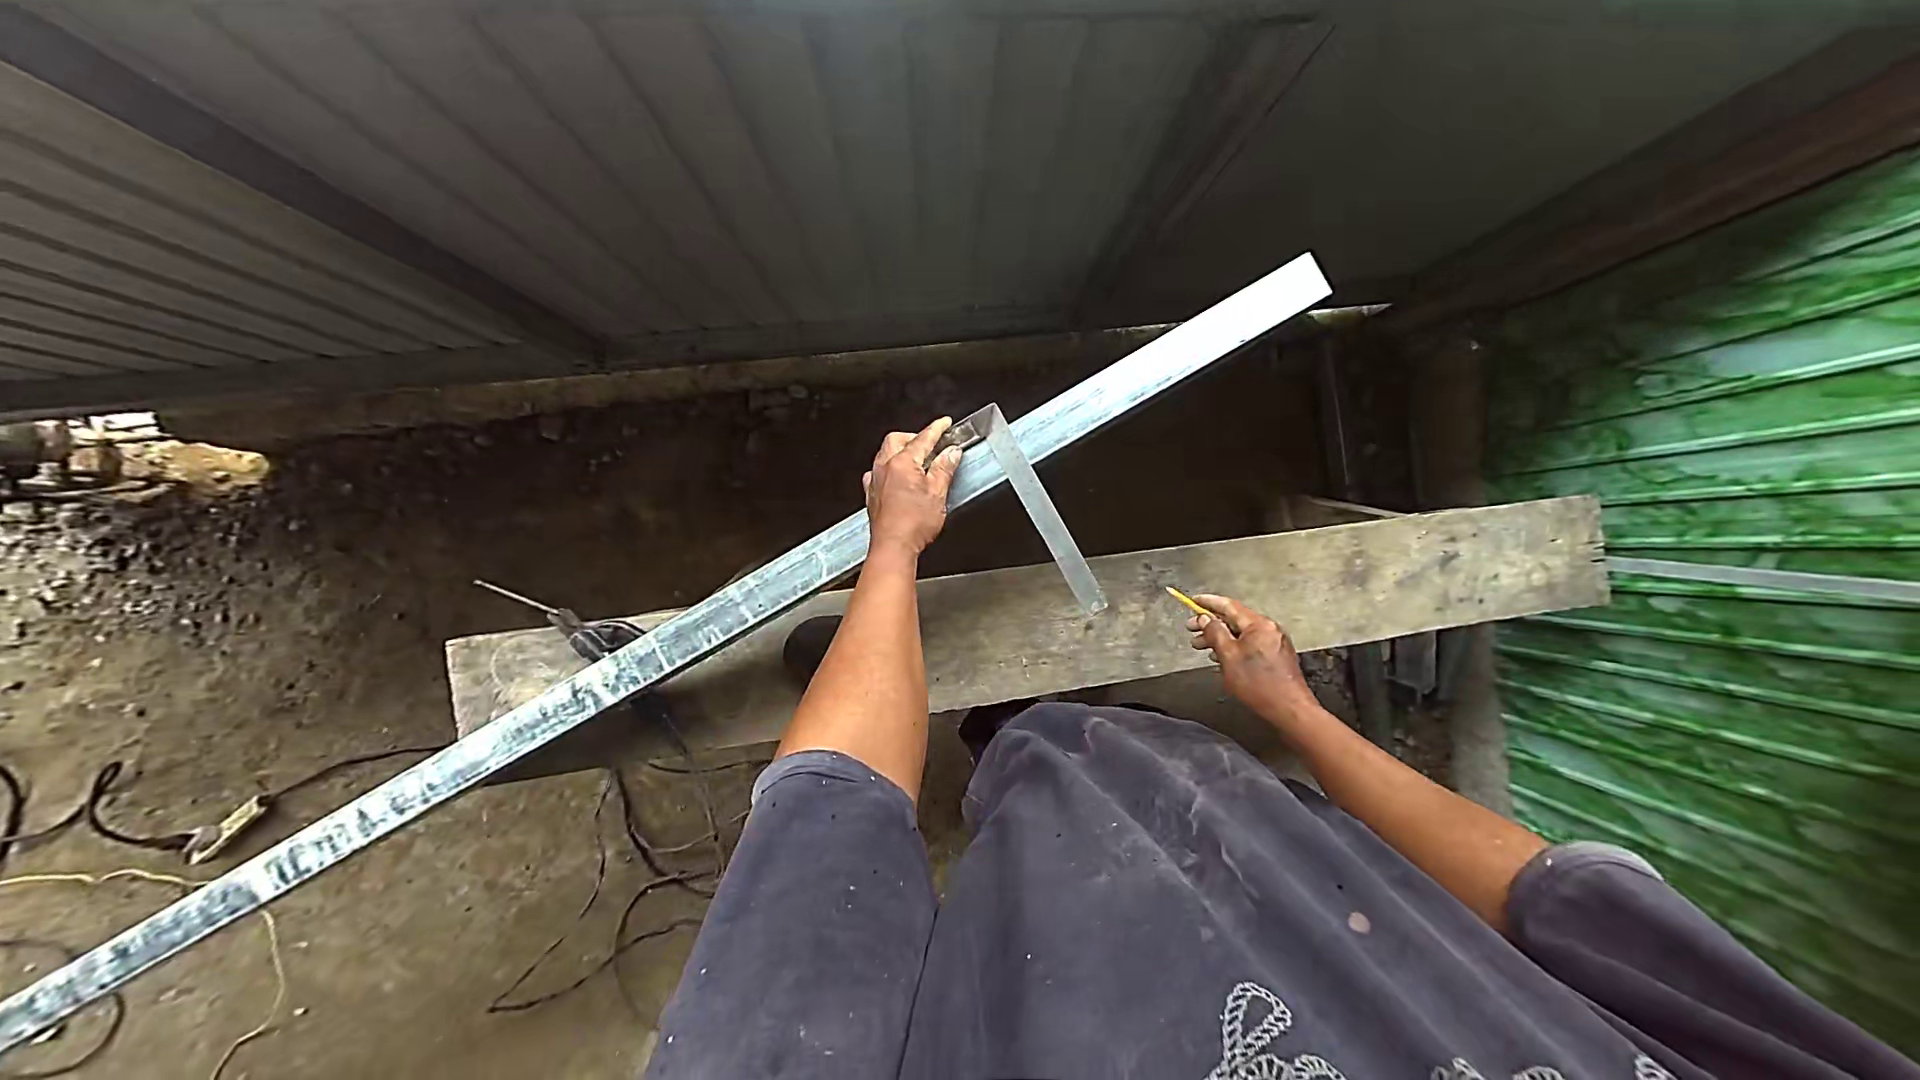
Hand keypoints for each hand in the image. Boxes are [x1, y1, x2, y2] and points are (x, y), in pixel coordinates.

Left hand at [863, 416, 963, 557]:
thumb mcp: (938, 493)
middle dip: (915, 437)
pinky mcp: (871, 494)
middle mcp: (884, 467)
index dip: (936, 429)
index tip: (944, 424)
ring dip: (901, 451)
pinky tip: (899, 478)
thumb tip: (951, 453)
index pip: (922, 438)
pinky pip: (878, 471)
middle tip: (931, 443)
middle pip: (897, 440)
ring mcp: (875, 480)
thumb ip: (944, 469)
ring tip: (918, 460)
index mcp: (902, 463)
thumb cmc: (912, 525)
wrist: (893, 547)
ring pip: (886, 453)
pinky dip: (890, 468)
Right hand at [1189, 594, 1320, 728]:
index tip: (1194, 601)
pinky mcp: (1276, 655)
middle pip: (1235, 619)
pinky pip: (1250, 643)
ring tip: (1201, 645)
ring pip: (1241, 633)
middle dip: (1211, 623)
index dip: (1208, 602)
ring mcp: (1275, 642)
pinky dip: (1233, 645)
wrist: (1288, 709)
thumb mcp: (1228, 656)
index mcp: (1259, 625)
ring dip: (1220, 636)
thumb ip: (1215, 633)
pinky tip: (1222, 655)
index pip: (1229, 606)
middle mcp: (1269, 629)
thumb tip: (1205, 618)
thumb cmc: (1259, 685)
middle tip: (1191, 627)